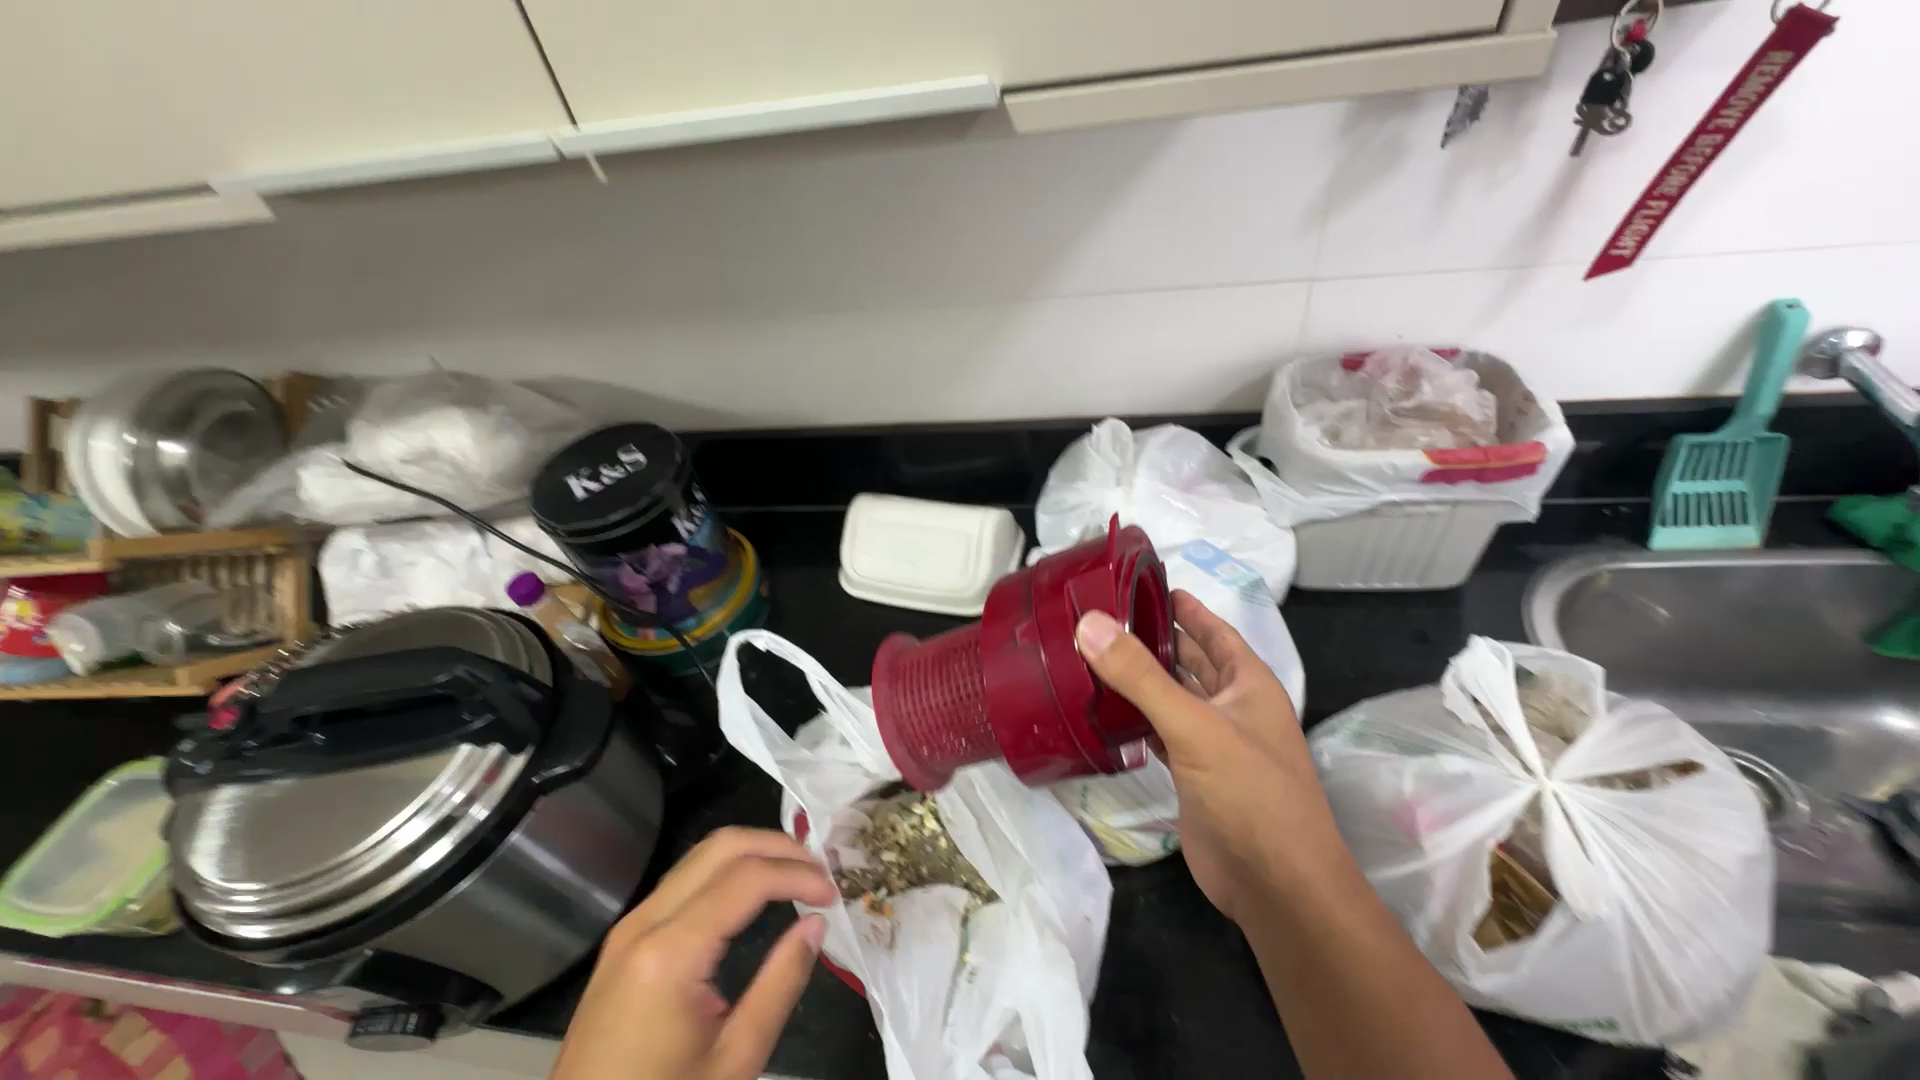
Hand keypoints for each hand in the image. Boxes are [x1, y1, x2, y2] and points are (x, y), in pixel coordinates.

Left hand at [550, 828, 837, 1079]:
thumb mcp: (735, 1058)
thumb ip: (780, 984)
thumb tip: (816, 924)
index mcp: (671, 952)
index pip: (747, 878)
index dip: (798, 874)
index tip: (834, 895)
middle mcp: (644, 922)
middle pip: (720, 846)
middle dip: (778, 846)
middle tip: (820, 870)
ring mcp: (629, 927)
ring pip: (699, 856)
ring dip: (752, 853)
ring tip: (796, 874)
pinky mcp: (625, 940)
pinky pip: (682, 881)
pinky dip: (726, 871)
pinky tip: (754, 891)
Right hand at [1077, 590, 1336, 924]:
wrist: (1275, 884)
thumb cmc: (1250, 793)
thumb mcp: (1195, 726)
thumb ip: (1141, 676)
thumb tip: (1090, 623)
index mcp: (1249, 684)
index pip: (1213, 631)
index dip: (1183, 607)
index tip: (1139, 584)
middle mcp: (1232, 708)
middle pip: (1189, 662)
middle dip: (1152, 640)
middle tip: (1098, 619)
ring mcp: (1212, 744)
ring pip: (1172, 699)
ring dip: (1139, 681)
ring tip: (1089, 656)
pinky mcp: (1192, 776)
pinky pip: (1159, 735)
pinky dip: (1135, 721)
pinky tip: (1101, 711)